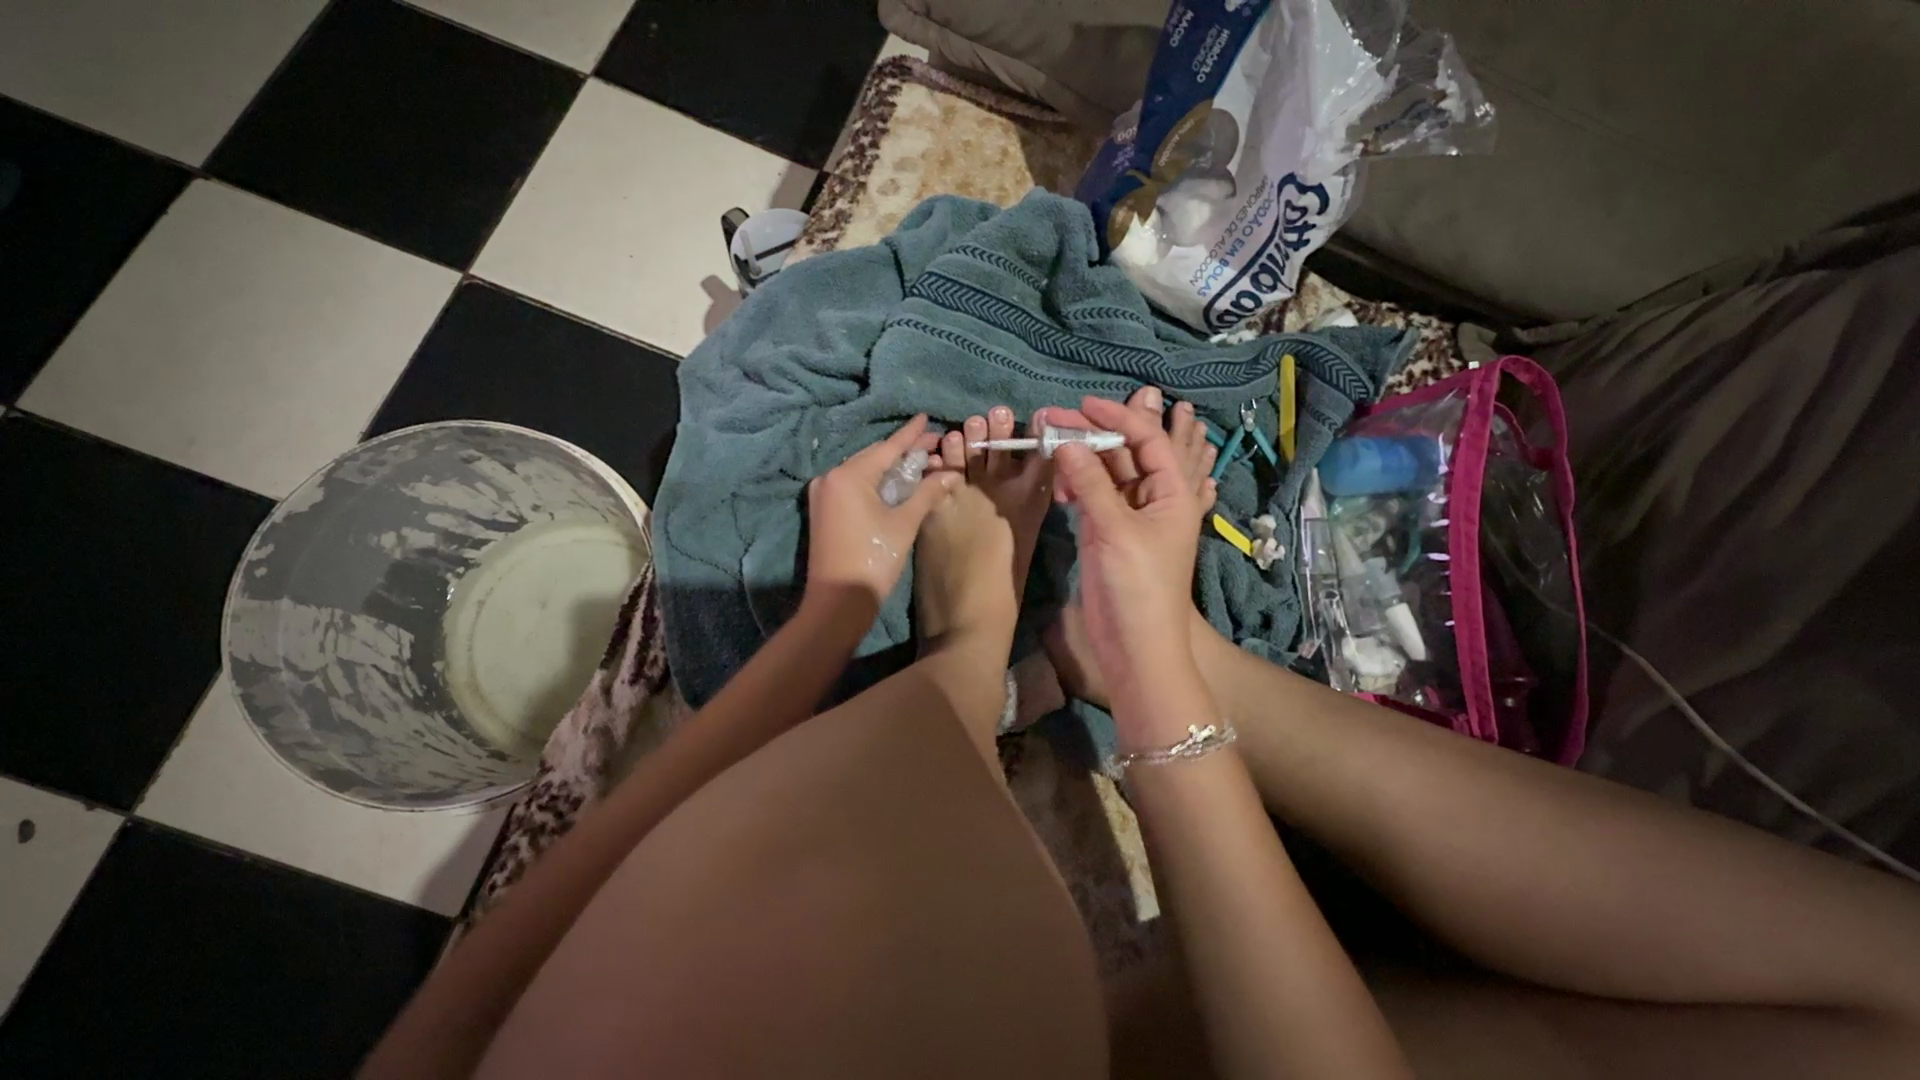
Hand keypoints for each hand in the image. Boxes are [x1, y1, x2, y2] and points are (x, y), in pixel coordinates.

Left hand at [806, 415, 959, 609]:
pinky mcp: (824, 511)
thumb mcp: (905, 523)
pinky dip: (877, 484)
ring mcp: (824, 495)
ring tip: (921, 465)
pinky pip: (854, 488)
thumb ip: (927, 493)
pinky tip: (898, 485)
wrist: (838, 603)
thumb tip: (951, 474)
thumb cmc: (874, 560)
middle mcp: (831, 477)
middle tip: (934, 447)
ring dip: (891, 469)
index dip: (911, 434)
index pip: (887, 447)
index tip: (926, 418)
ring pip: (864, 473)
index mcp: (849, 475)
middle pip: (874, 457)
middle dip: (904, 453)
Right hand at [1052, 396, 1209, 718]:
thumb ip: (1091, 484)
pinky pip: (1091, 496)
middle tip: (1050, 418)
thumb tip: (1067, 442)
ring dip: (1079, 458)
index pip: (1147, 440)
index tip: (1081, 405)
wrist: (1135, 648)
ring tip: (1048, 443)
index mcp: (1173, 493)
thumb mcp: (1116, 531)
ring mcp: (1129, 516)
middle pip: (1124, 453)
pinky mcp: (1107, 533)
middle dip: (1091, 434)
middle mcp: (1154, 498)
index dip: (1117, 418)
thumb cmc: (1138, 588)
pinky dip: (1074, 486)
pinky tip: (1057, 485)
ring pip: (1104, 473)